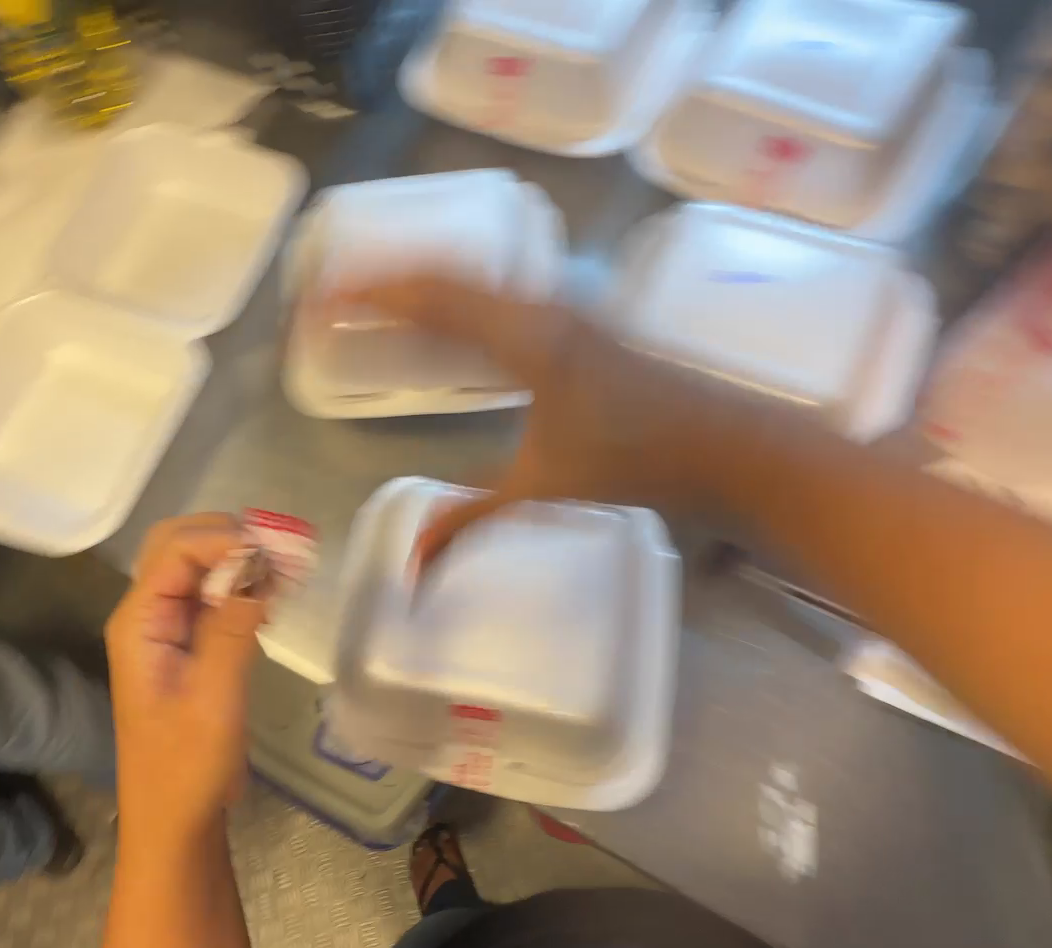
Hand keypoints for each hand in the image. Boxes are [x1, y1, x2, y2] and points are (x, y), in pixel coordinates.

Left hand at [105, 514, 268, 842]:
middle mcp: (148, 615)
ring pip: (199, 567)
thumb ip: (232, 629)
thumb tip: (261, 568)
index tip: (280, 551)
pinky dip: (243, 585)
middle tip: (283, 550)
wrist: (176, 819)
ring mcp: (168, 629)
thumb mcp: (212, 699)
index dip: (227, 540)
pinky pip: (214, 597)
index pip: (177, 550)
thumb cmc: (186, 767)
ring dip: (240, 558)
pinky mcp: (190, 646)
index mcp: (139, 622)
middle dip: (231, 537)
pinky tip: (273, 596)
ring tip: (286, 568)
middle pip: (180, 545)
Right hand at [330, 272, 730, 566]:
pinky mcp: (582, 324)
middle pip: (445, 274)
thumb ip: (468, 522)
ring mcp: (566, 310)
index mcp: (522, 336)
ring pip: (476, 280)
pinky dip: (459, 303)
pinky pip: (501, 298)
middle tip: (333, 298)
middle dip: (382, 281)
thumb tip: (410, 569)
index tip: (317, 303)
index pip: (427, 298)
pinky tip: (453, 329)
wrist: (735, 444)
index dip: (365, 296)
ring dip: (422, 286)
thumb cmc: (640, 461)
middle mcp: (540, 306)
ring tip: (378, 304)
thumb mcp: (542, 491)